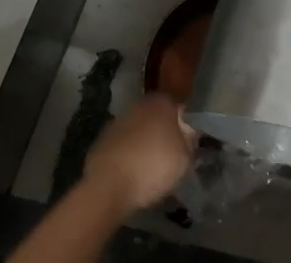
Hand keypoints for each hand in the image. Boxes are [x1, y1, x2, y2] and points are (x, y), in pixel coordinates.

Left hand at [84, 95, 198, 211]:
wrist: (108, 186)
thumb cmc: (153, 166)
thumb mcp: (185, 159)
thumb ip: (189, 143)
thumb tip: (189, 135)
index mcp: (162, 103)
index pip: (178, 107)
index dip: (184, 124)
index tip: (187, 142)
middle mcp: (139, 106)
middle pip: (156, 117)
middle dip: (162, 132)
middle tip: (170, 155)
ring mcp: (117, 122)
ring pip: (138, 130)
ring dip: (143, 143)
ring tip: (150, 167)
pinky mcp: (101, 141)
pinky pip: (122, 145)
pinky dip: (127, 155)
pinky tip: (131, 172)